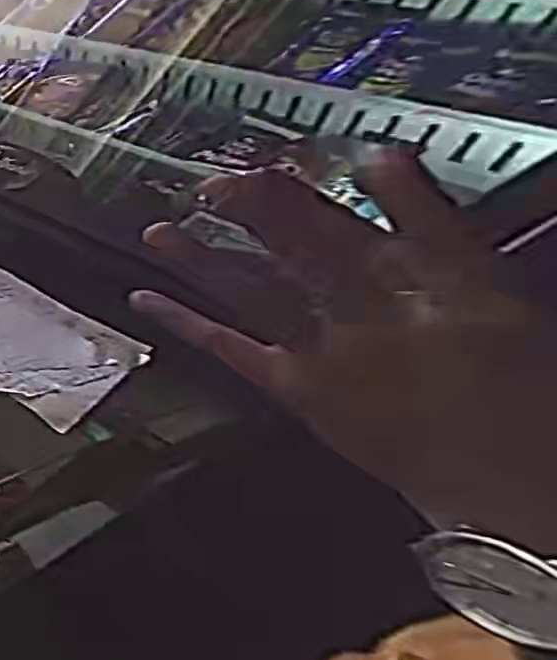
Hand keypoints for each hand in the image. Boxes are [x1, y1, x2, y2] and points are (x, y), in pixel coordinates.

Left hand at [130, 149, 556, 548]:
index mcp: (471, 301)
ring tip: (156, 229)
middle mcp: (390, 317)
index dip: (400, 190)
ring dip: (202, 257)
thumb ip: (465, 281)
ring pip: (257, 288)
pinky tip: (142, 297)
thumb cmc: (539, 415)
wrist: (528, 506)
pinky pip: (230, 346)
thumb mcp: (527, 333)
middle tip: (219, 183)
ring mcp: (334, 352)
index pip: (429, 230)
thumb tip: (418, 239)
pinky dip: (182, 321)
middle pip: (318, 248)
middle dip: (266, 212)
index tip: (368, 153)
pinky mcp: (297, 388)